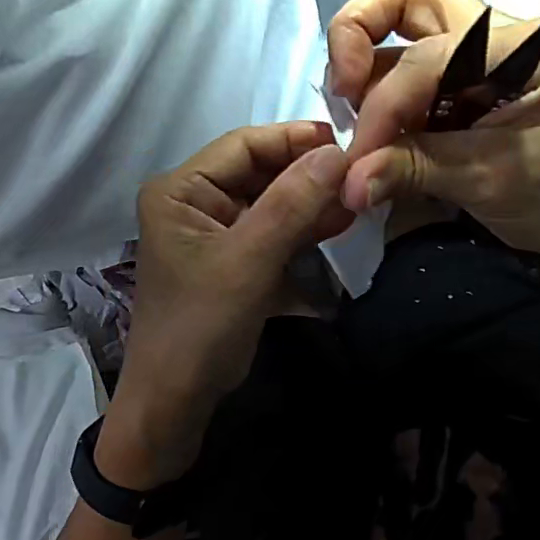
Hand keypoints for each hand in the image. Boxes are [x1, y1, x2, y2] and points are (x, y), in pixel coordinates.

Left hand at [106, 122, 353, 485]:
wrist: (178, 401)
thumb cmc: (201, 325)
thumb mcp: (248, 260)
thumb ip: (292, 204)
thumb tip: (337, 152)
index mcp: (181, 190)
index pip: (244, 145)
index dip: (295, 139)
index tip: (347, 139)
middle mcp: (196, 202)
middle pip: (261, 172)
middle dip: (309, 175)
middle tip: (361, 173)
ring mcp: (218, 232)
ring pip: (274, 202)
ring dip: (312, 202)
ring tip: (358, 199)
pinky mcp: (237, 259)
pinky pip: (275, 232)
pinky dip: (304, 230)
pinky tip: (340, 224)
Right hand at [331, 0, 539, 267]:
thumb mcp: (493, 183)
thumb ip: (415, 170)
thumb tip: (347, 182)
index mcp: (539, 43)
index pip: (435, 54)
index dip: (387, 104)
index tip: (359, 157)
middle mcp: (509, 31)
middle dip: (359, 33)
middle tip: (341, 92)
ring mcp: (485, 53)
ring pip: (404, 30)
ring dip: (369, 75)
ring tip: (362, 131)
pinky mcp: (466, 81)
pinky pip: (409, 73)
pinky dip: (384, 101)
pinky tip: (376, 136)